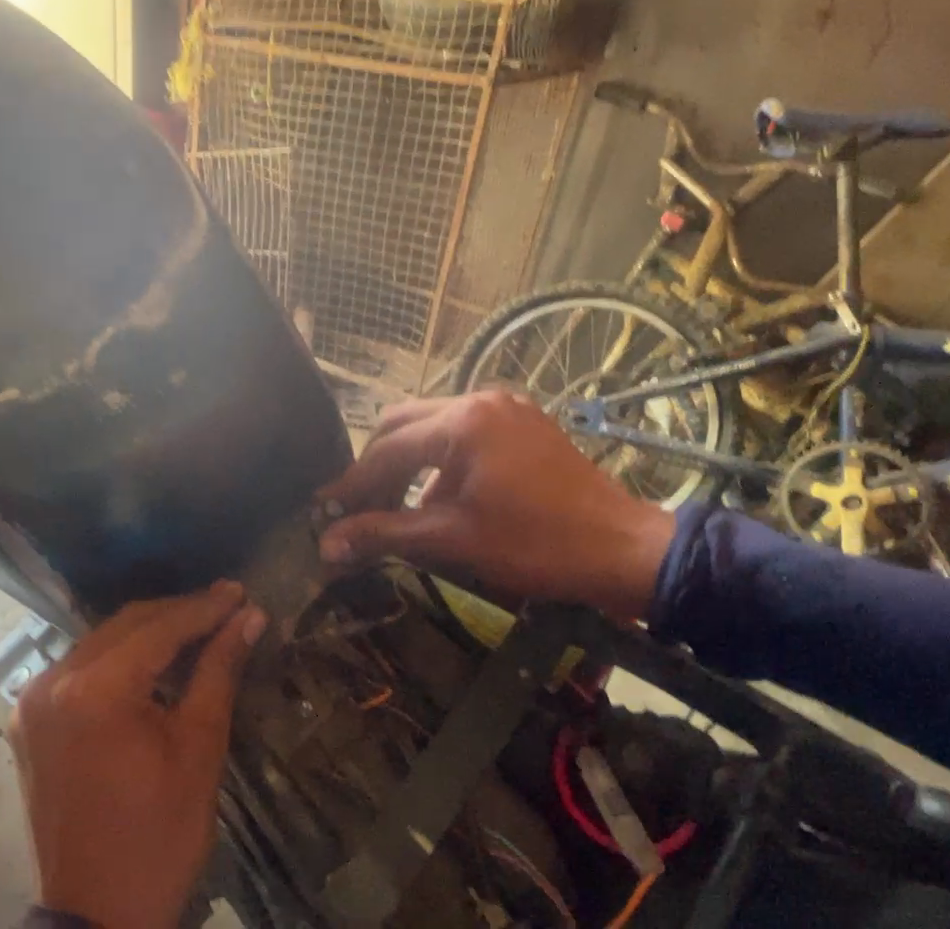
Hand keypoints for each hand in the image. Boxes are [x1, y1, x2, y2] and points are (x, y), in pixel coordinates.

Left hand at [10, 581, 267, 928]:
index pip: (158, 627)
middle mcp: (53, 682)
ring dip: (149, 633)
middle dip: (178, 614)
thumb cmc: (159, 836)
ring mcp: (33, 701)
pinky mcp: (29, 721)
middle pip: (125, 626)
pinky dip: (118, 660)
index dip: (203, 608)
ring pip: (100, 643)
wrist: (98, 913)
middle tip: (227, 605)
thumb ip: (218, 672)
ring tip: (199, 627)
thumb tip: (249, 618)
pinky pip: (80, 670)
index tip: (240, 592)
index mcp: (94, 690)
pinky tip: (153, 662)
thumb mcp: (199, 749)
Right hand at [315, 392, 675, 619]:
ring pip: (433, 426)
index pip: (386, 449)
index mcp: (462, 421)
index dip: (351, 484)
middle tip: (357, 509)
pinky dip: (440, 461)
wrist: (625, 550)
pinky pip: (464, 432)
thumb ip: (384, 534)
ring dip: (407, 463)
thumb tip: (326, 544)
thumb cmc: (535, 545)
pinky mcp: (525, 423)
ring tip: (394, 508)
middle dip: (375, 466)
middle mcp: (480, 400)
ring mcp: (507, 408)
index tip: (323, 512)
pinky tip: (439, 499)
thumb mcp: (453, 539)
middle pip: (403, 424)